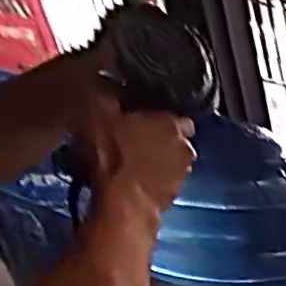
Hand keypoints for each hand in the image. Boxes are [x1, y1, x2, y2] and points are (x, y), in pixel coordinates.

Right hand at [79, 96, 194, 212]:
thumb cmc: (111, 150)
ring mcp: (186, 172)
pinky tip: (139, 169)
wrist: (124, 197)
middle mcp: (187, 148)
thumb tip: (112, 87)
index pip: (179, 115)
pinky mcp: (179, 190)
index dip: (162, 113)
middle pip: (177, 137)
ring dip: (160, 153)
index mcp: (173, 125)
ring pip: (174, 156)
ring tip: (135, 151)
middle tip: (136, 130)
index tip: (145, 111)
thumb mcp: (98, 109)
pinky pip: (169, 174)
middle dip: (161, 133)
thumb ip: (110, 94)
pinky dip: (158, 170)